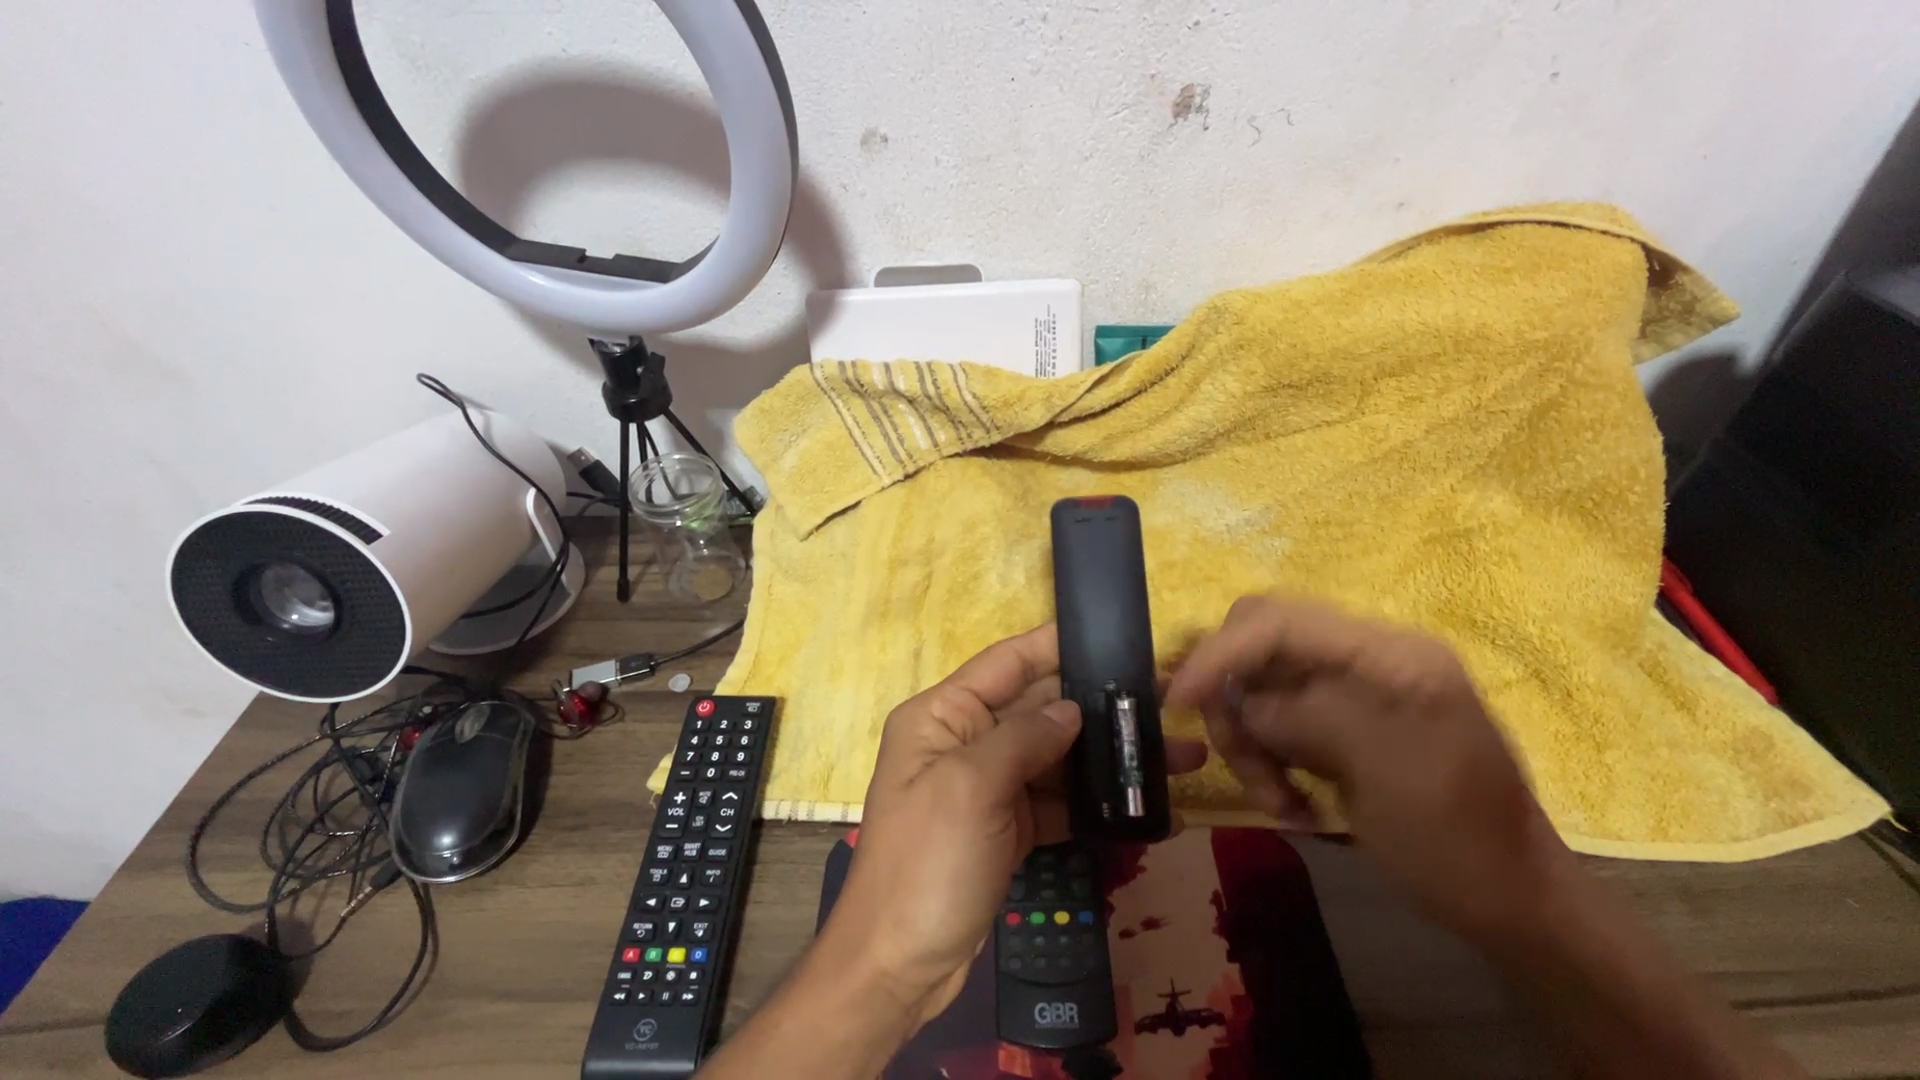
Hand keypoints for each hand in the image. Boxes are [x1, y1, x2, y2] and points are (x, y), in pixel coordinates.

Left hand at [822, 624, 1206, 1024]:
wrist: (900, 965)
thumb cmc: (927, 863)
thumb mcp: (971, 787)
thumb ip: (1024, 738)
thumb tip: (1073, 709)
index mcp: (942, 716)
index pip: (1006, 664)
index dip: (1056, 646)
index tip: (1111, 635)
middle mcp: (964, 742)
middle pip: (1039, 710)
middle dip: (1099, 708)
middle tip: (1167, 705)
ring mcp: (987, 787)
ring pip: (1056, 758)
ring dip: (1108, 759)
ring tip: (1178, 758)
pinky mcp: (1007, 827)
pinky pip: (1058, 803)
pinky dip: (1096, 806)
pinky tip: (1147, 809)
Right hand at [1165, 595, 1571, 940]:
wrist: (1511, 902)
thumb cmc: (1457, 840)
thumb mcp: (1381, 770)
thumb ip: (1304, 716)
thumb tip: (1239, 700)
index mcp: (1389, 654)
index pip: (1281, 622)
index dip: (1220, 652)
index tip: (1177, 701)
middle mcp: (1366, 657)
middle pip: (1259, 643)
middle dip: (1233, 699)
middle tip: (1234, 757)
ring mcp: (1352, 691)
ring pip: (1259, 688)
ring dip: (1252, 743)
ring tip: (1279, 800)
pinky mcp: (1339, 724)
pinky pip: (1275, 723)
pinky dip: (1268, 760)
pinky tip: (1292, 804)